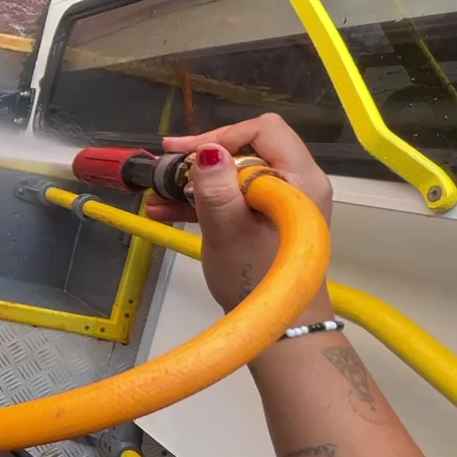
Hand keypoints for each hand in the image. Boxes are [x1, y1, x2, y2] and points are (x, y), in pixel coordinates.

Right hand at [143, 113, 333, 316]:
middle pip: (248, 147)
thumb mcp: (228, 231)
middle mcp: (296, 183)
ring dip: (195, 179)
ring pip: (235, 171)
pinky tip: (164, 209)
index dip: (221, 136)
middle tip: (165, 168)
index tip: (183, 155)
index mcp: (298, 180)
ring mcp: (282, 202)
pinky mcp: (266, 218)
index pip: (263, 131)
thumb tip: (205, 151)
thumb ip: (217, 189)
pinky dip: (201, 198)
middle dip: (203, 156)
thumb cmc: (254, 277)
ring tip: (158, 193)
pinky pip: (232, 194)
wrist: (275, 325)